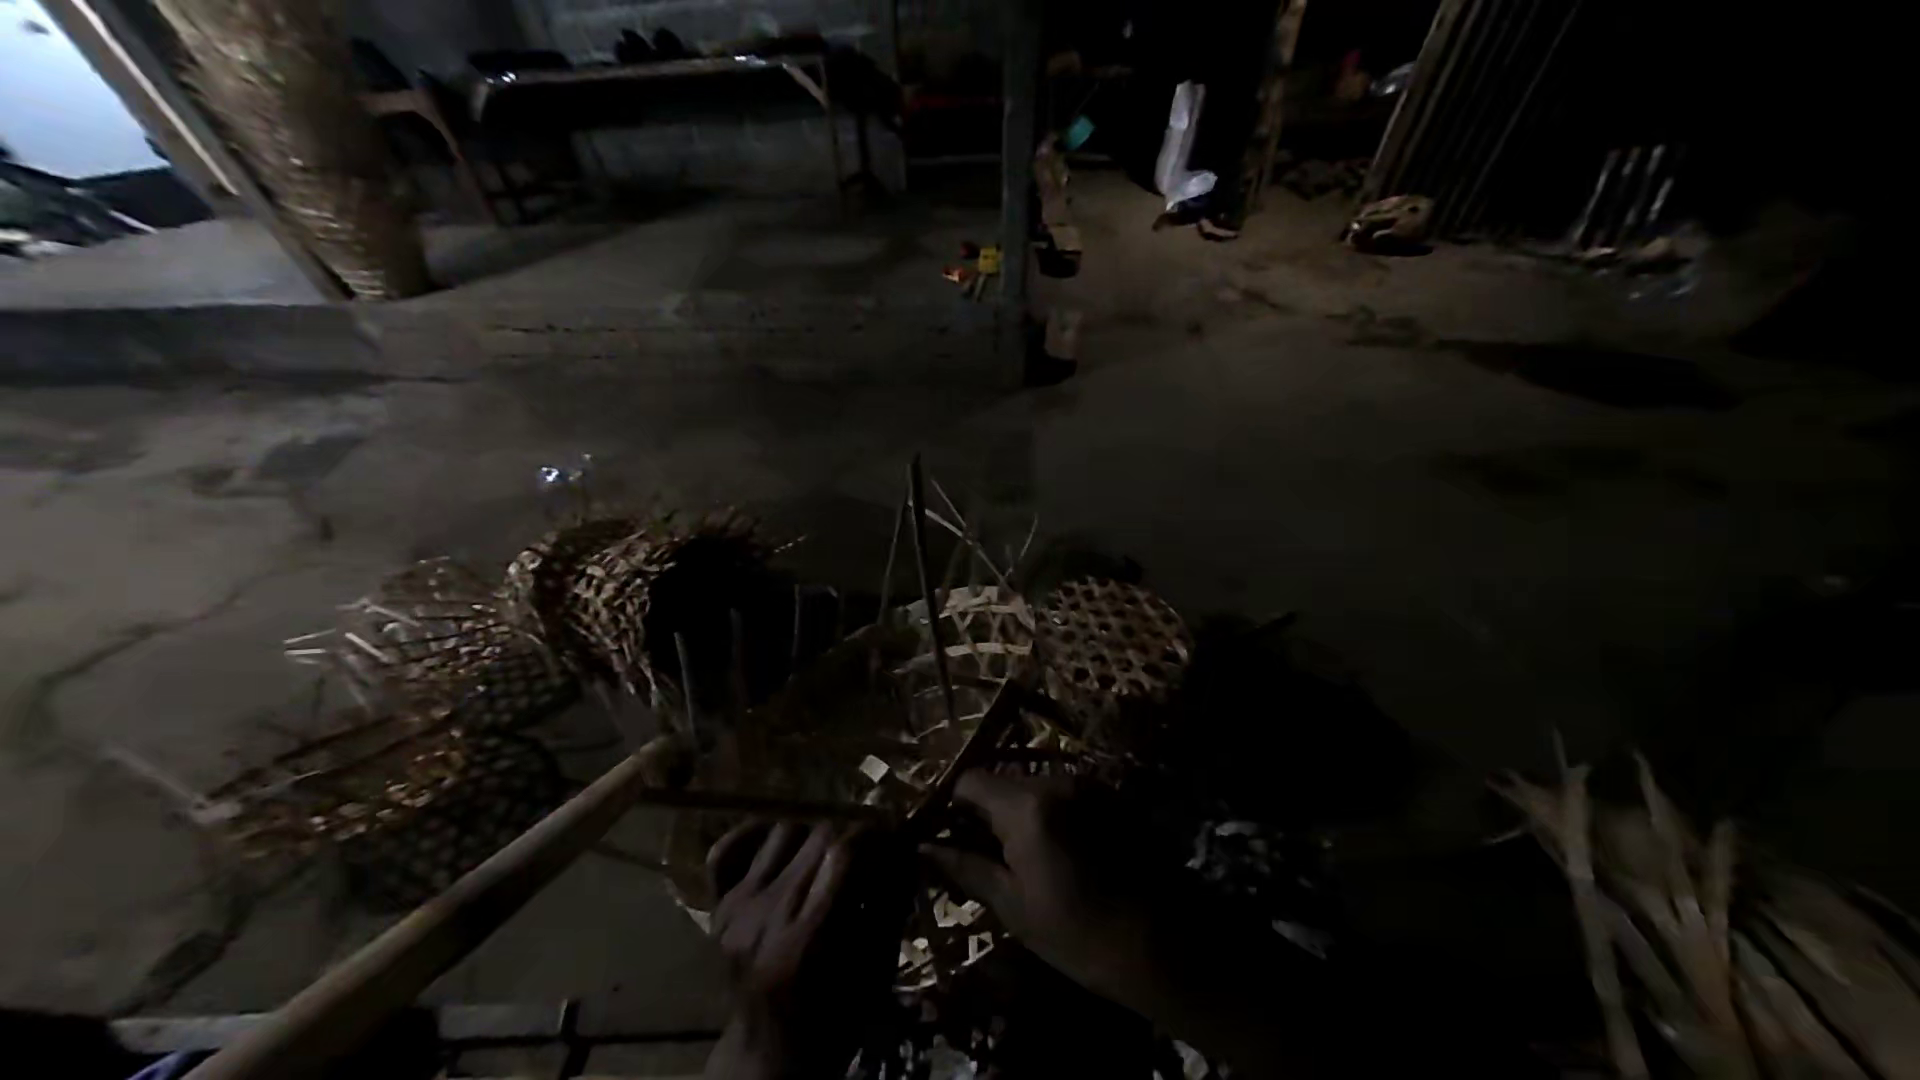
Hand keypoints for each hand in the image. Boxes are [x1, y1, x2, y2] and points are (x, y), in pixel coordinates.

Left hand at [703, 821, 907, 1079]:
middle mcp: (766, 917)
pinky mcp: (718, 905)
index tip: (891, 837)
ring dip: (813, 836)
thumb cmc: (835, 1017)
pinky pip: (728, 848)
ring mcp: (736, 908)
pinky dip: (755, 835)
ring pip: (783, 830)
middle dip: (850, 835)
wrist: (771, 1054)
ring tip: (827, 857)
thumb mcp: (876, 968)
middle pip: (817, 836)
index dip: (874, 835)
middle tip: (867, 850)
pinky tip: (782, 847)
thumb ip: (892, 902)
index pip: (843, 852)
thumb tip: (906, 843)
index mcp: (807, 941)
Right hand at [917, 772, 1173, 1013]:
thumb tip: (924, 849)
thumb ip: (966, 868)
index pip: (970, 780)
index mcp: (1026, 805)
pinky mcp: (1111, 797)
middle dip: (986, 812)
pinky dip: (1051, 816)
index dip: (952, 805)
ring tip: (1021, 860)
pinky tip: (1058, 856)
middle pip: (1003, 783)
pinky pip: (1065, 796)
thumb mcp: (1013, 906)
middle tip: (981, 854)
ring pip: (1034, 789)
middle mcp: (1056, 781)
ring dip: (1019, 815)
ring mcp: (1088, 785)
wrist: (1166, 944)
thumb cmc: (1077, 933)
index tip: (946, 835)